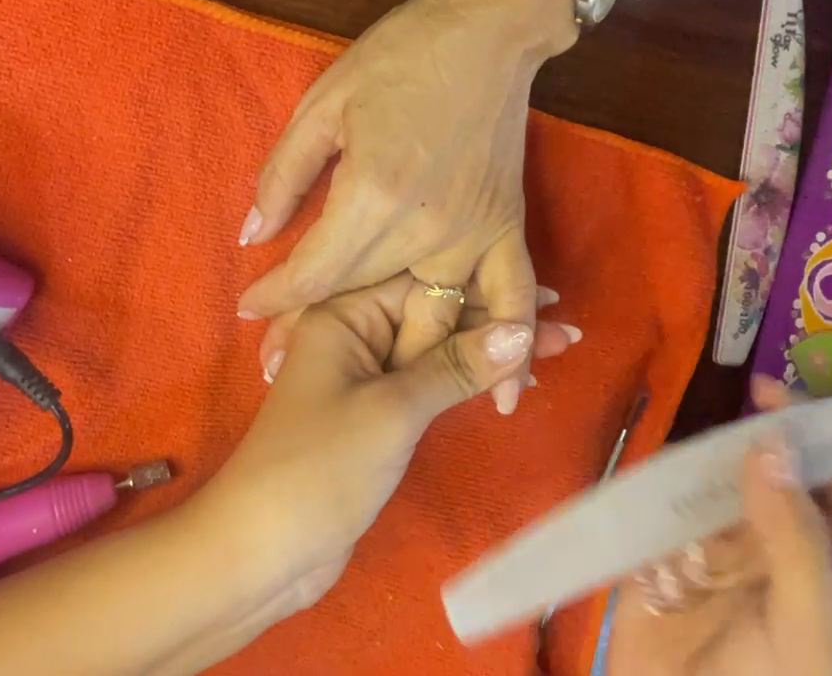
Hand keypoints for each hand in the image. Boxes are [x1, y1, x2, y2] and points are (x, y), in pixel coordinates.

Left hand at [190, 275, 568, 623]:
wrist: (266, 547)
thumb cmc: (320, 465)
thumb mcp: (392, 410)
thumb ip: (454, 367)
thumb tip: (520, 328)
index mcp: (343, 313)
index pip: (422, 284)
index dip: (484, 290)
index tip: (546, 294)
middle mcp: (353, 333)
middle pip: (433, 316)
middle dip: (496, 321)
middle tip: (565, 325)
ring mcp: (364, 375)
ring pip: (435, 351)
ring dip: (488, 351)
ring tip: (557, 348)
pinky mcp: (374, 412)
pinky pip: (426, 382)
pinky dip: (466, 379)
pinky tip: (507, 378)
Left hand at [237, 0, 578, 414]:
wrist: (486, 32)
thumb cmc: (396, 59)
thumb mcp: (321, 105)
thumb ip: (284, 177)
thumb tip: (253, 236)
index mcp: (372, 194)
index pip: (315, 270)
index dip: (277, 295)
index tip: (250, 312)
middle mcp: (425, 230)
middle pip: (361, 299)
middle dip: (312, 330)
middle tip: (275, 362)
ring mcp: (474, 234)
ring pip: (425, 313)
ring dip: (391, 357)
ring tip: (349, 392)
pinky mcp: (508, 228)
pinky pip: (510, 299)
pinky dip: (509, 352)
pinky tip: (503, 402)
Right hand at [606, 377, 831, 675]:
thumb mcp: (808, 628)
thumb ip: (794, 538)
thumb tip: (771, 445)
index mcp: (828, 569)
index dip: (816, 435)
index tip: (778, 389)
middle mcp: (771, 550)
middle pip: (763, 477)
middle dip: (750, 440)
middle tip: (725, 401)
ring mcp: (710, 552)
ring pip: (706, 487)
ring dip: (696, 464)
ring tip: (688, 443)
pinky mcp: (655, 557)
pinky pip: (654, 509)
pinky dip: (650, 489)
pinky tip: (646, 480)